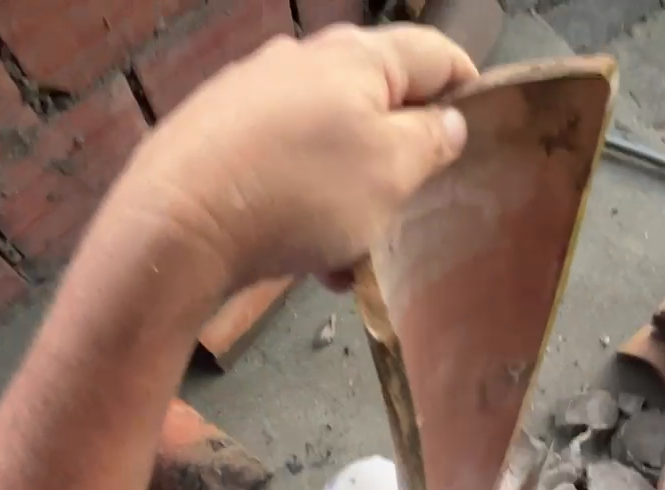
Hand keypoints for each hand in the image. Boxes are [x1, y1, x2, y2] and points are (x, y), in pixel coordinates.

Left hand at [109, 25, 476, 289]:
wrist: (181, 225)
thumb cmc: (302, 193)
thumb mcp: (391, 173)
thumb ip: (431, 141)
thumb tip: (448, 120)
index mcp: (356, 58)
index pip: (433, 54)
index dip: (466, 88)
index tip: (483, 126)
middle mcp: (302, 63)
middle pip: (376, 104)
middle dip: (401, 159)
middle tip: (416, 206)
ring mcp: (254, 98)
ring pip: (330, 147)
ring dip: (353, 199)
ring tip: (355, 255)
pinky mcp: (218, 140)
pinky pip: (286, 170)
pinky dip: (309, 209)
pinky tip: (310, 259)